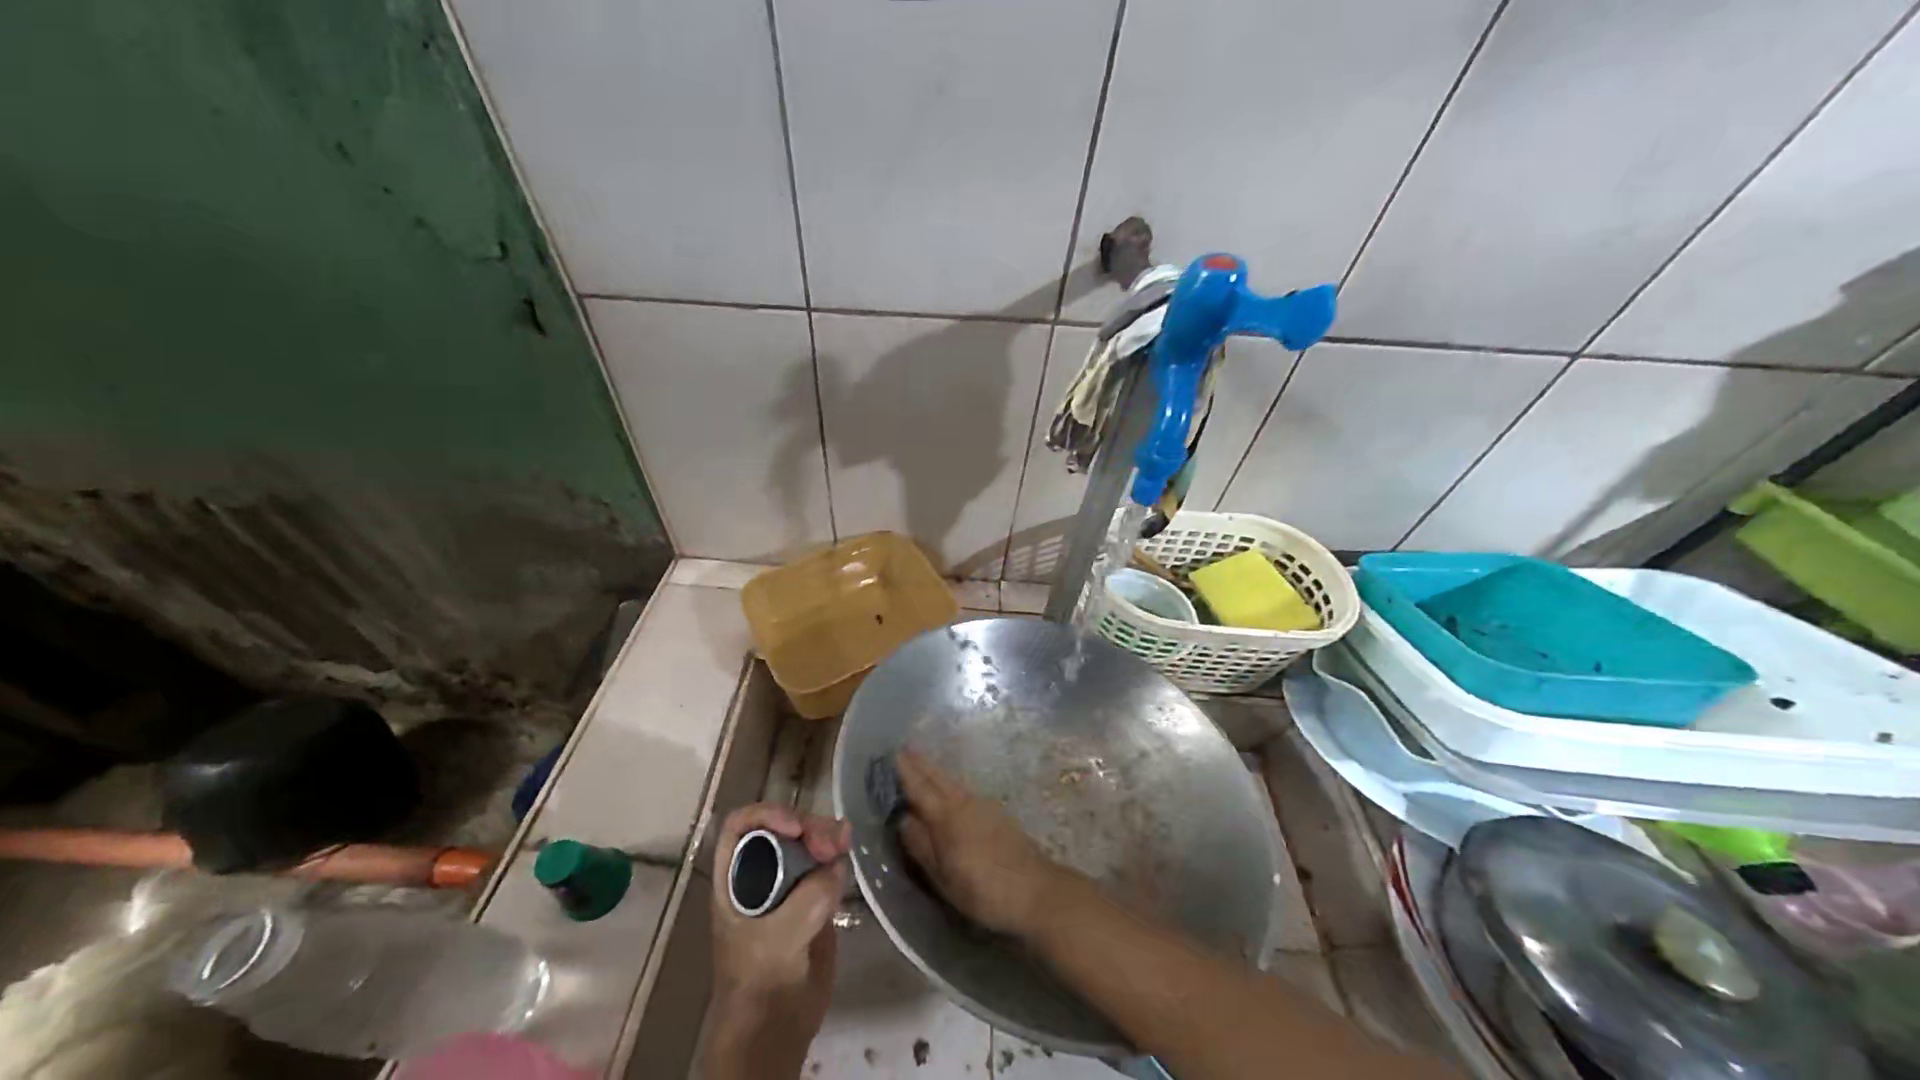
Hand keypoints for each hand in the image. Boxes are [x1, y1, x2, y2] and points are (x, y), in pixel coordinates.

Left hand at [703, 804, 850, 1079]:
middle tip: (830, 844)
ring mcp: (786, 883)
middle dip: (807, 825)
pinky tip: (848, 847)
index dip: (767, 816)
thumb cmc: (761, 978)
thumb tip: (836, 866)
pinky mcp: (811, 897)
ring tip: (843, 842)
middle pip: (781, 827)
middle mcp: (758, 872)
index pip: (741, 826)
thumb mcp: (782, 936)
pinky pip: (823, 862)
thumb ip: (810, 895)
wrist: (776, 1024)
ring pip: (805, 840)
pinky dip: (836, 850)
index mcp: (733, 878)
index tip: (796, 828)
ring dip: (825, 834)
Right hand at [896, 749, 1069, 936]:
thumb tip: (902, 818)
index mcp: (946, 817)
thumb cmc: (982, 890)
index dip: (906, 772)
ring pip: (953, 783)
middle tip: (906, 748)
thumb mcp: (943, 876)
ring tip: (924, 764)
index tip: (894, 753)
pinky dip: (952, 785)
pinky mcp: (998, 814)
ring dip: (937, 772)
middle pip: (939, 778)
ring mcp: (984, 806)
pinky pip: (966, 791)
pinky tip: (951, 791)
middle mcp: (964, 803)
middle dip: (922, 764)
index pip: (920, 788)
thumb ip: (921, 845)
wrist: (1035, 890)